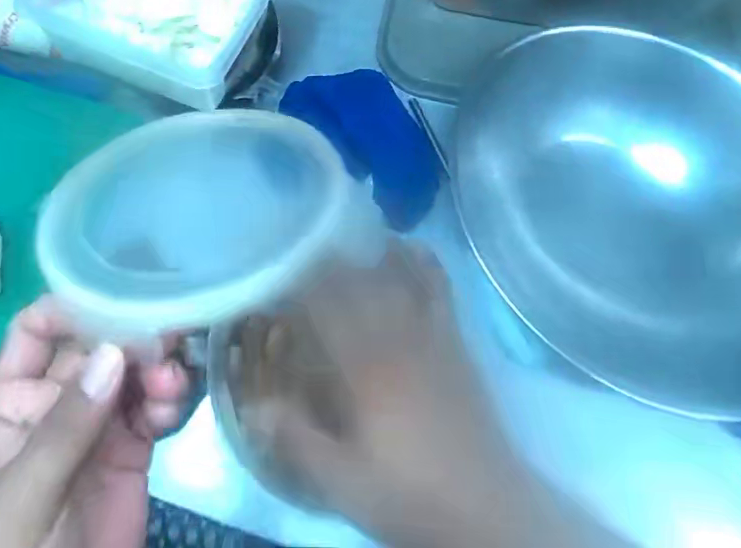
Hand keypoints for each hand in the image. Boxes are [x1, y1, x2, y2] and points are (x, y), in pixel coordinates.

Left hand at [0, 297, 191, 547]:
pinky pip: (152, 408)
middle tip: (165, 335)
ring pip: (129, 372)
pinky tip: (172, 409)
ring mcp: (95, 427)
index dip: (68, 306)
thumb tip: (111, 352)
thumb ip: (63, 429)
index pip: (34, 331)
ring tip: (170, 385)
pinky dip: (167, 400)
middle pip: (94, 345)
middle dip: (128, 335)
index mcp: (10, 404)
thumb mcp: (20, 500)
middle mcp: (55, 404)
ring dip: (154, 368)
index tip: (115, 296)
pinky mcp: (130, 452)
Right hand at [245, 245, 532, 547]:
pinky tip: (409, 246)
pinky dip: (422, 261)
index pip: (324, 307)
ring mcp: (429, 333)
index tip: (275, 270)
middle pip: (357, 282)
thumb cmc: (409, 494)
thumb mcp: (344, 483)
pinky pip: (438, 288)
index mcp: (364, 368)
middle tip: (301, 248)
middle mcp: (395, 337)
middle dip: (325, 260)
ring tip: (346, 233)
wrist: (485, 508)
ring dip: (369, 251)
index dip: (297, 282)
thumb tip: (255, 406)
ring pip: (396, 276)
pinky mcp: (454, 339)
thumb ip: (298, 441)